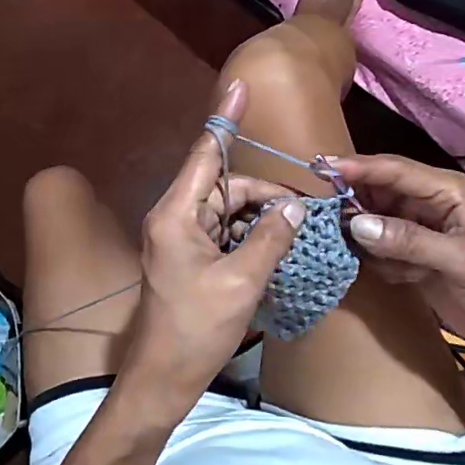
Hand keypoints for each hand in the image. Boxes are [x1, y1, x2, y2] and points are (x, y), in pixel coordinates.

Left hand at [120, 81, 305, 420]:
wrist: (161, 378)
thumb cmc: (195, 330)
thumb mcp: (241, 282)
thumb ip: (270, 237)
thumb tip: (294, 206)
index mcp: (177, 213)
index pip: (205, 153)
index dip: (224, 119)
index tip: (239, 86)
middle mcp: (175, 217)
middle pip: (224, 185)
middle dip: (263, 194)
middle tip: (303, 214)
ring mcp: (180, 238)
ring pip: (227, 209)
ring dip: (259, 218)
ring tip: (293, 235)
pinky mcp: (189, 257)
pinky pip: (224, 232)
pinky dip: (249, 236)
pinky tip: (274, 250)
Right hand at [330, 154, 464, 349]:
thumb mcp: (463, 261)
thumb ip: (409, 240)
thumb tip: (355, 224)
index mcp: (448, 191)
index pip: (395, 170)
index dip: (357, 168)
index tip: (319, 169)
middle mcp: (430, 203)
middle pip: (378, 191)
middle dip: (353, 202)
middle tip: (322, 216)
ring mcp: (419, 230)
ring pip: (374, 220)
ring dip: (362, 234)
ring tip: (356, 249)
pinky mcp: (411, 256)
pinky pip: (378, 247)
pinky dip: (375, 258)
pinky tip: (391, 274)